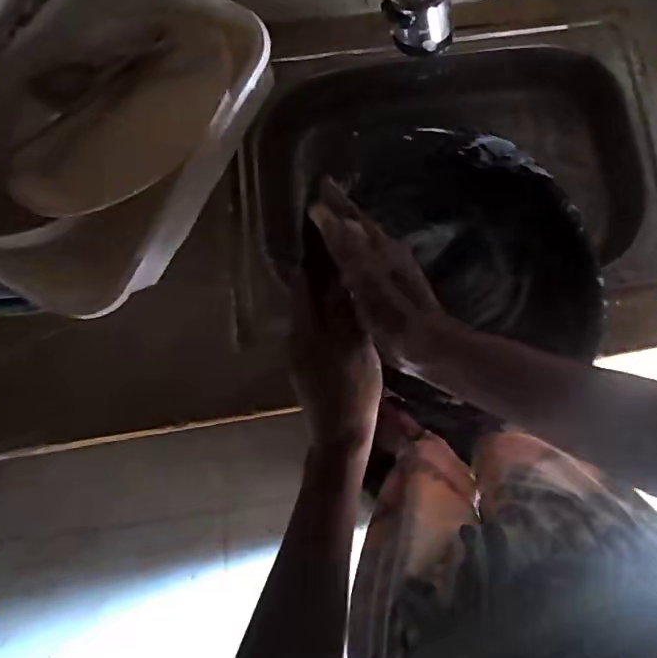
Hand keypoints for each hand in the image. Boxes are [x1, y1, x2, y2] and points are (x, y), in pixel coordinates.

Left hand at [290, 213, 381, 459]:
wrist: (340, 434)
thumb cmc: (355, 389)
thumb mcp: (358, 344)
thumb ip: (347, 307)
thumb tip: (341, 271)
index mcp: (309, 325)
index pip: (307, 275)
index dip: (312, 249)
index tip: (318, 223)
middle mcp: (298, 331)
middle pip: (304, 287)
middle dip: (315, 261)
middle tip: (330, 236)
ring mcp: (300, 347)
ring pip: (307, 303)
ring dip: (319, 281)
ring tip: (338, 262)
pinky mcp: (306, 360)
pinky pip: (312, 319)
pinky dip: (322, 302)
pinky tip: (339, 300)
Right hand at [306, 179, 456, 369]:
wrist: (430, 345)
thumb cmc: (396, 316)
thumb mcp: (366, 280)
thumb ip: (345, 246)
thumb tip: (324, 211)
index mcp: (381, 246)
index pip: (353, 215)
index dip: (335, 200)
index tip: (319, 181)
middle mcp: (390, 250)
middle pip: (362, 224)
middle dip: (343, 209)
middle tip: (322, 196)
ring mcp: (397, 267)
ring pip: (369, 238)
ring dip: (350, 228)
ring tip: (331, 223)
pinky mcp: (399, 286)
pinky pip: (372, 256)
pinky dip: (357, 250)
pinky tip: (351, 261)